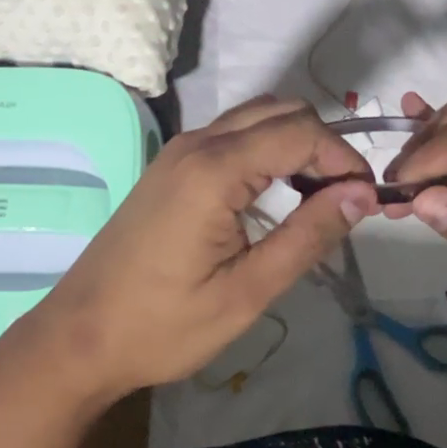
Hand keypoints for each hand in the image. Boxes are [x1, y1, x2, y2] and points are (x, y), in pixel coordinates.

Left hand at [23, 96, 378, 400]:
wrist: (80, 336)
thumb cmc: (164, 324)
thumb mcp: (247, 292)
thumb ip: (308, 237)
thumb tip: (361, 195)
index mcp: (215, 170)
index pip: (301, 131)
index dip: (343, 158)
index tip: (366, 201)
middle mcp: (197, 144)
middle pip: (280, 111)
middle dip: (323, 145)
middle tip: (343, 200)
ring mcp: (179, 151)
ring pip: (256, 117)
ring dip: (295, 143)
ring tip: (316, 198)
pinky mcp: (171, 166)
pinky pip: (231, 135)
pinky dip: (266, 149)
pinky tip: (275, 195)